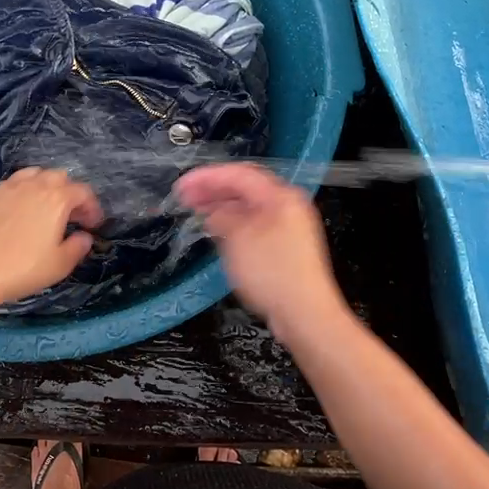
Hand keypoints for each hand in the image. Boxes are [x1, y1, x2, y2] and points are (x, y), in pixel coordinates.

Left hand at [0, 168, 102, 308]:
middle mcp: (33, 185)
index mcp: (57, 199)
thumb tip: (84, 237)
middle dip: (69, 193)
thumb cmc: (21, 269)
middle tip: (69, 216)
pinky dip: (20, 192)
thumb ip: (77, 248)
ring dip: (44, 186)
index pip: (83, 192)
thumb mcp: (59, 266)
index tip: (92, 224)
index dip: (92, 207)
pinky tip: (16, 212)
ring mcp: (7, 187)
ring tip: (43, 208)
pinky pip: (10, 185)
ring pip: (33, 174)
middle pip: (59, 176)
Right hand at [173, 164, 349, 345]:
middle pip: (245, 188)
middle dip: (213, 189)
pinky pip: (254, 224)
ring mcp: (288, 227)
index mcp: (280, 196)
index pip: (238, 174)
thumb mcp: (239, 240)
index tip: (183, 185)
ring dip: (222, 205)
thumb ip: (222, 217)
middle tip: (185, 196)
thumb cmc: (274, 274)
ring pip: (249, 206)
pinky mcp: (284, 247)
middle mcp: (287, 206)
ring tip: (196, 210)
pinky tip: (217, 230)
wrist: (305, 314)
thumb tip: (214, 212)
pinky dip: (233, 222)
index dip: (207, 177)